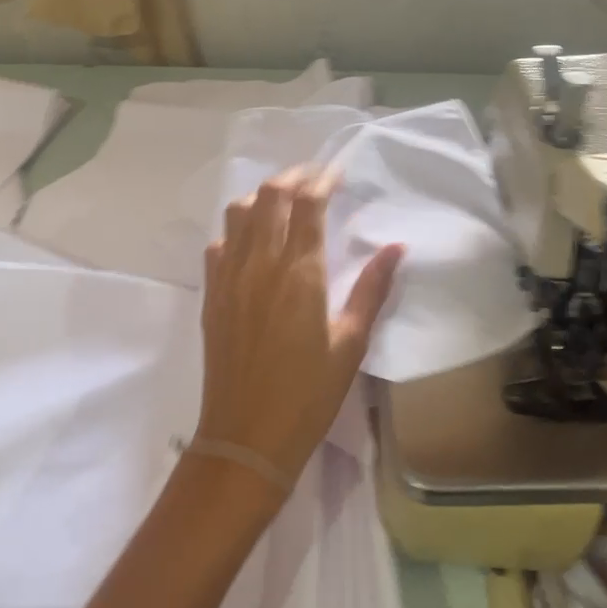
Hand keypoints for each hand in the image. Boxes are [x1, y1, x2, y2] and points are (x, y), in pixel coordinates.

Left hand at [196, 165, 404, 486]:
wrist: (247, 434)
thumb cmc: (309, 394)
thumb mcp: (351, 343)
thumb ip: (372, 289)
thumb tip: (396, 247)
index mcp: (300, 272)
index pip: (308, 202)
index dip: (324, 179)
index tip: (339, 172)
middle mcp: (260, 262)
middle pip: (270, 194)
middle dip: (294, 177)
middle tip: (315, 180)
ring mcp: (229, 276)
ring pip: (238, 211)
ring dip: (262, 197)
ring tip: (284, 204)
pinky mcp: (211, 294)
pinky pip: (218, 243)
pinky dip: (236, 230)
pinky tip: (252, 244)